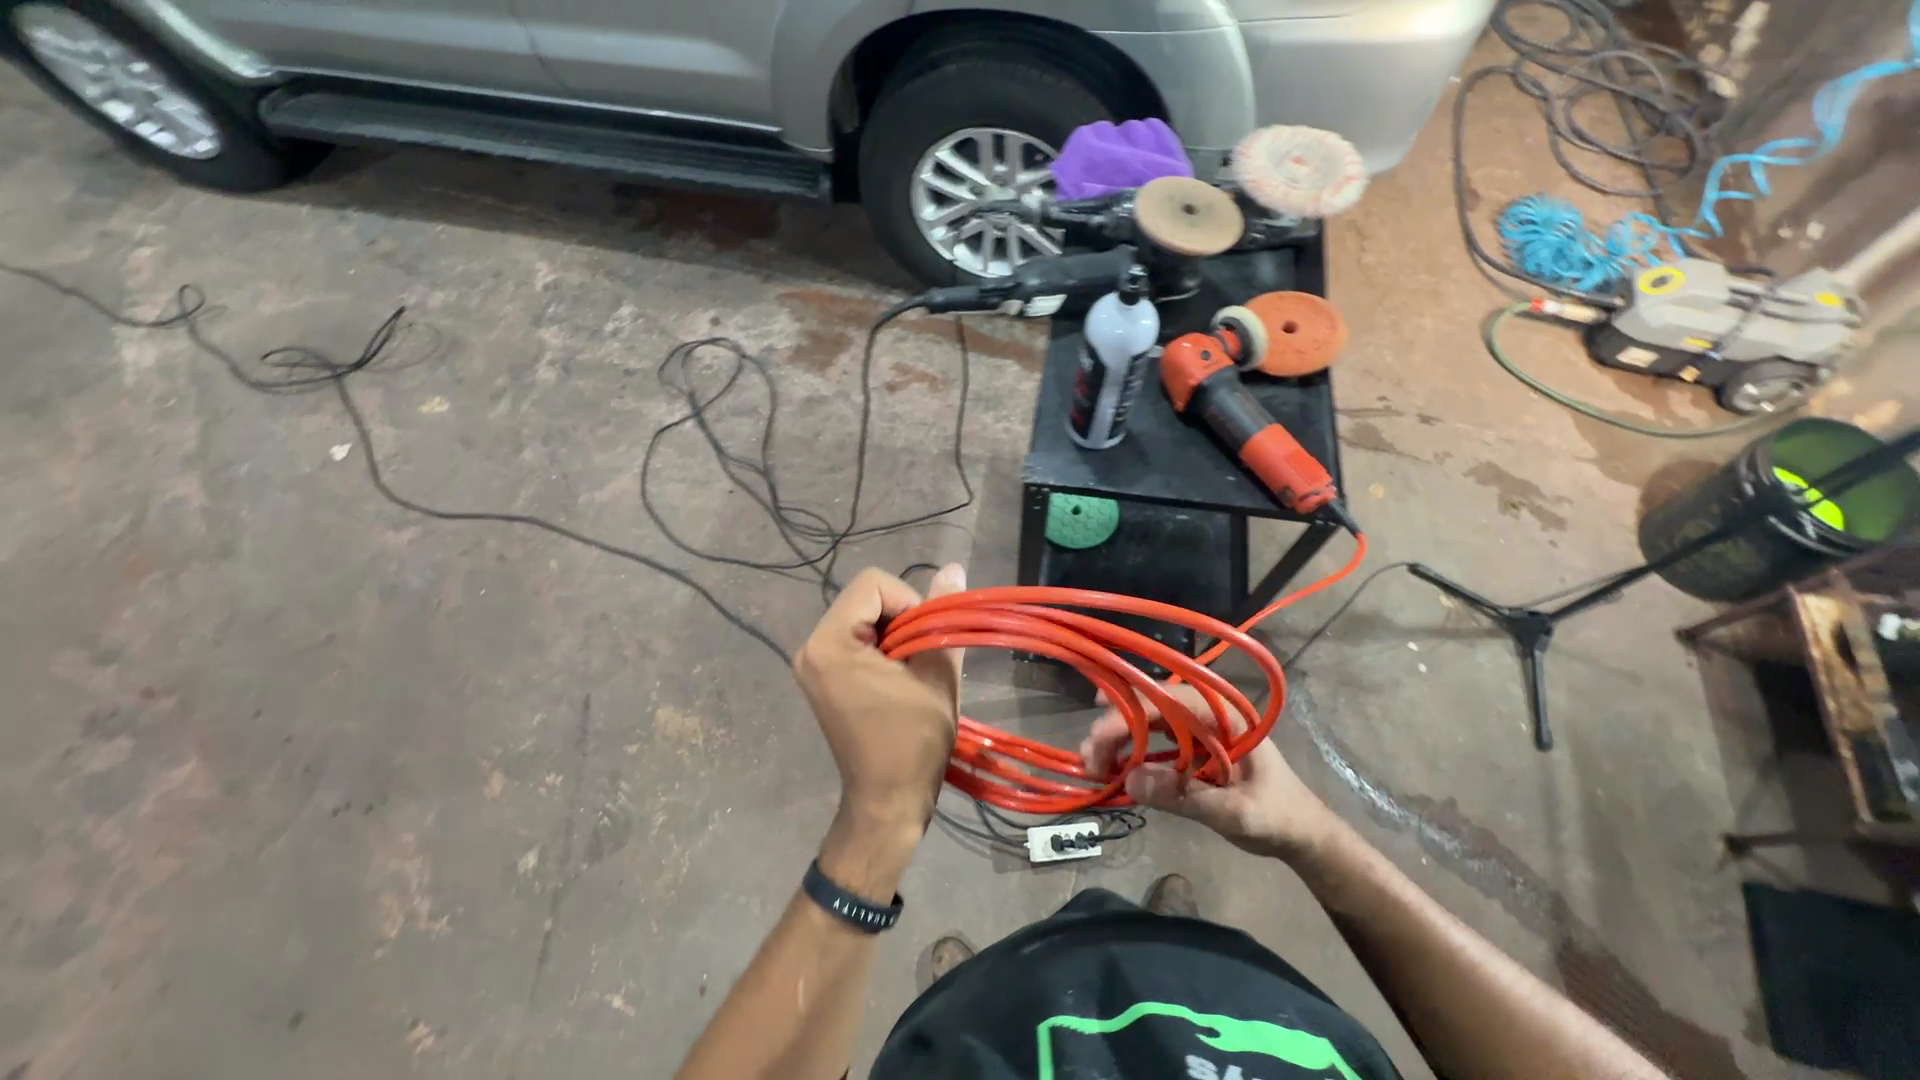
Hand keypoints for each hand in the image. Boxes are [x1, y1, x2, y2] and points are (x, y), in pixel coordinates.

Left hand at [793, 564, 967, 833]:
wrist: (887, 801)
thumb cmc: (913, 741)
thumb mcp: (936, 675)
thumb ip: (941, 618)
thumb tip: (954, 568)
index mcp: (830, 643)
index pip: (873, 584)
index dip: (909, 602)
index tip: (927, 639)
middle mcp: (811, 646)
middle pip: (865, 599)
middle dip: (902, 618)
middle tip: (923, 656)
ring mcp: (813, 664)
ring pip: (863, 618)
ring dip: (895, 634)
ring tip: (913, 671)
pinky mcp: (822, 678)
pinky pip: (855, 640)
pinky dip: (881, 648)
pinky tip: (899, 679)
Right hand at [1080, 684, 1340, 860]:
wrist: (1302, 835)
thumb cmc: (1279, 818)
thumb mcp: (1237, 813)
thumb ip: (1186, 797)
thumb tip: (1130, 781)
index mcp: (1225, 716)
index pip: (1170, 699)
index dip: (1130, 706)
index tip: (1098, 728)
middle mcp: (1207, 715)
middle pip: (1151, 707)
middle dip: (1115, 726)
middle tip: (1088, 758)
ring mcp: (1197, 732)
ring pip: (1147, 723)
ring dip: (1117, 740)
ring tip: (1093, 766)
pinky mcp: (1190, 752)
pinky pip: (1152, 744)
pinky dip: (1129, 755)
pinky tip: (1111, 770)